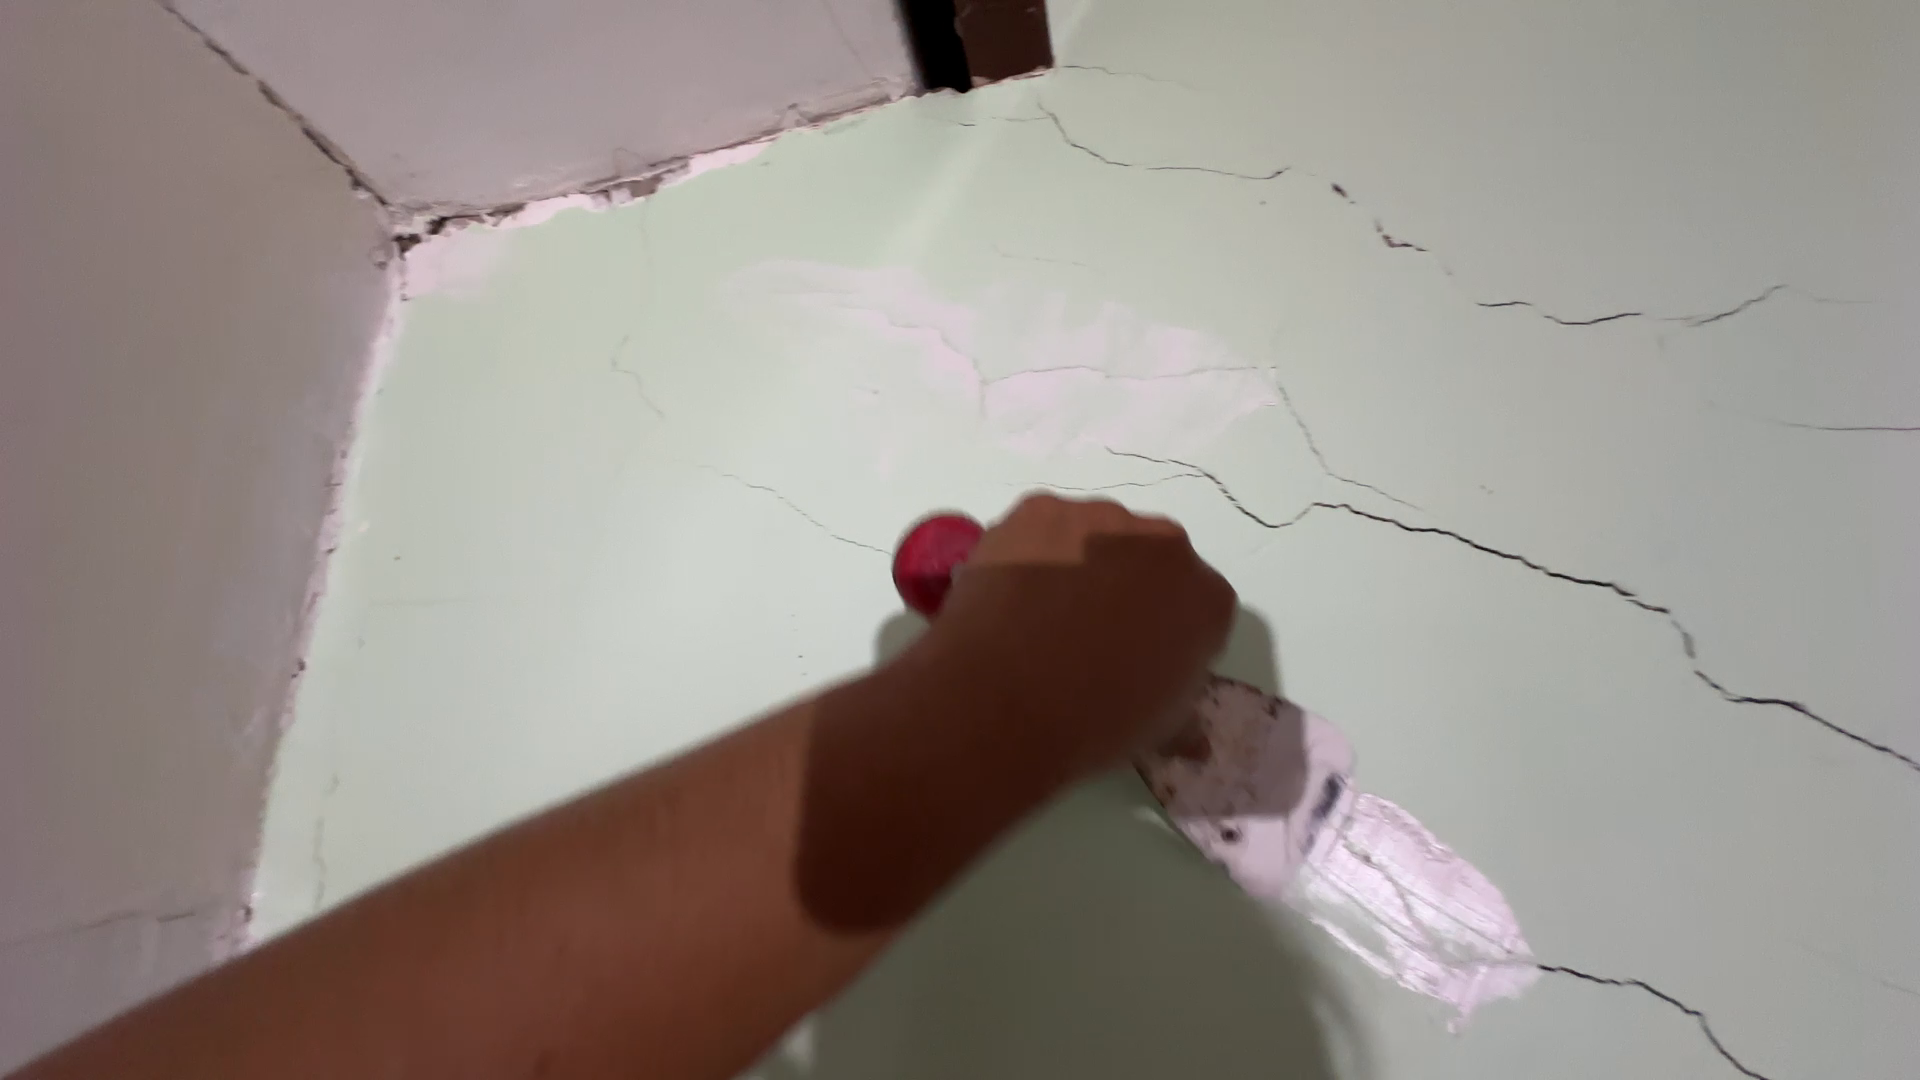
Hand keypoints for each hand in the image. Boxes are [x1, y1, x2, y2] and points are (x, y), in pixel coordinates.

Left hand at [916, 493, 1236, 777]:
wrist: (1004, 697)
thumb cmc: (1094, 720)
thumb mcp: (1156, 732)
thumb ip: (1184, 719)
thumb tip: (1194, 737)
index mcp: (1206, 596)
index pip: (1197, 608)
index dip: (1166, 635)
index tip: (1137, 659)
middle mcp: (1163, 543)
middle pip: (1149, 560)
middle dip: (1126, 587)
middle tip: (1086, 632)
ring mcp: (1098, 517)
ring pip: (1093, 535)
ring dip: (1077, 563)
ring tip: (1038, 612)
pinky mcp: (1038, 508)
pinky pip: (1040, 528)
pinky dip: (1029, 551)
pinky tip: (1009, 591)